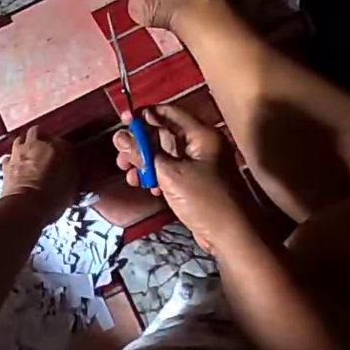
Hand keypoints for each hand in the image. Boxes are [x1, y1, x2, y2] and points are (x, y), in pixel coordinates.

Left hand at [0, 126, 78, 217]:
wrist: (25, 206)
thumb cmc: (54, 198)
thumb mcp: (71, 186)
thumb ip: (71, 173)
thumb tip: (69, 169)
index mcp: (58, 148)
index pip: (64, 142)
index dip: (64, 151)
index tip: (65, 160)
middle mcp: (37, 144)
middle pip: (38, 132)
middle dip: (41, 139)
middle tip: (46, 151)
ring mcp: (19, 152)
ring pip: (21, 139)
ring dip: (25, 145)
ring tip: (29, 156)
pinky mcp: (6, 164)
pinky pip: (9, 156)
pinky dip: (13, 160)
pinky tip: (17, 167)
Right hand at [115, 105, 244, 250]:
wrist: (230, 237)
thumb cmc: (204, 199)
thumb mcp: (169, 174)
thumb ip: (143, 153)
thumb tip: (119, 136)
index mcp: (201, 135)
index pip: (168, 113)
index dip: (144, 114)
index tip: (123, 120)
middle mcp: (200, 145)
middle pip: (162, 133)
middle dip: (139, 143)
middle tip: (119, 153)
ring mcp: (196, 163)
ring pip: (162, 153)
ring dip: (143, 162)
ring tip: (127, 173)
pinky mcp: (192, 181)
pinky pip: (168, 170)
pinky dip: (153, 175)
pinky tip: (143, 185)